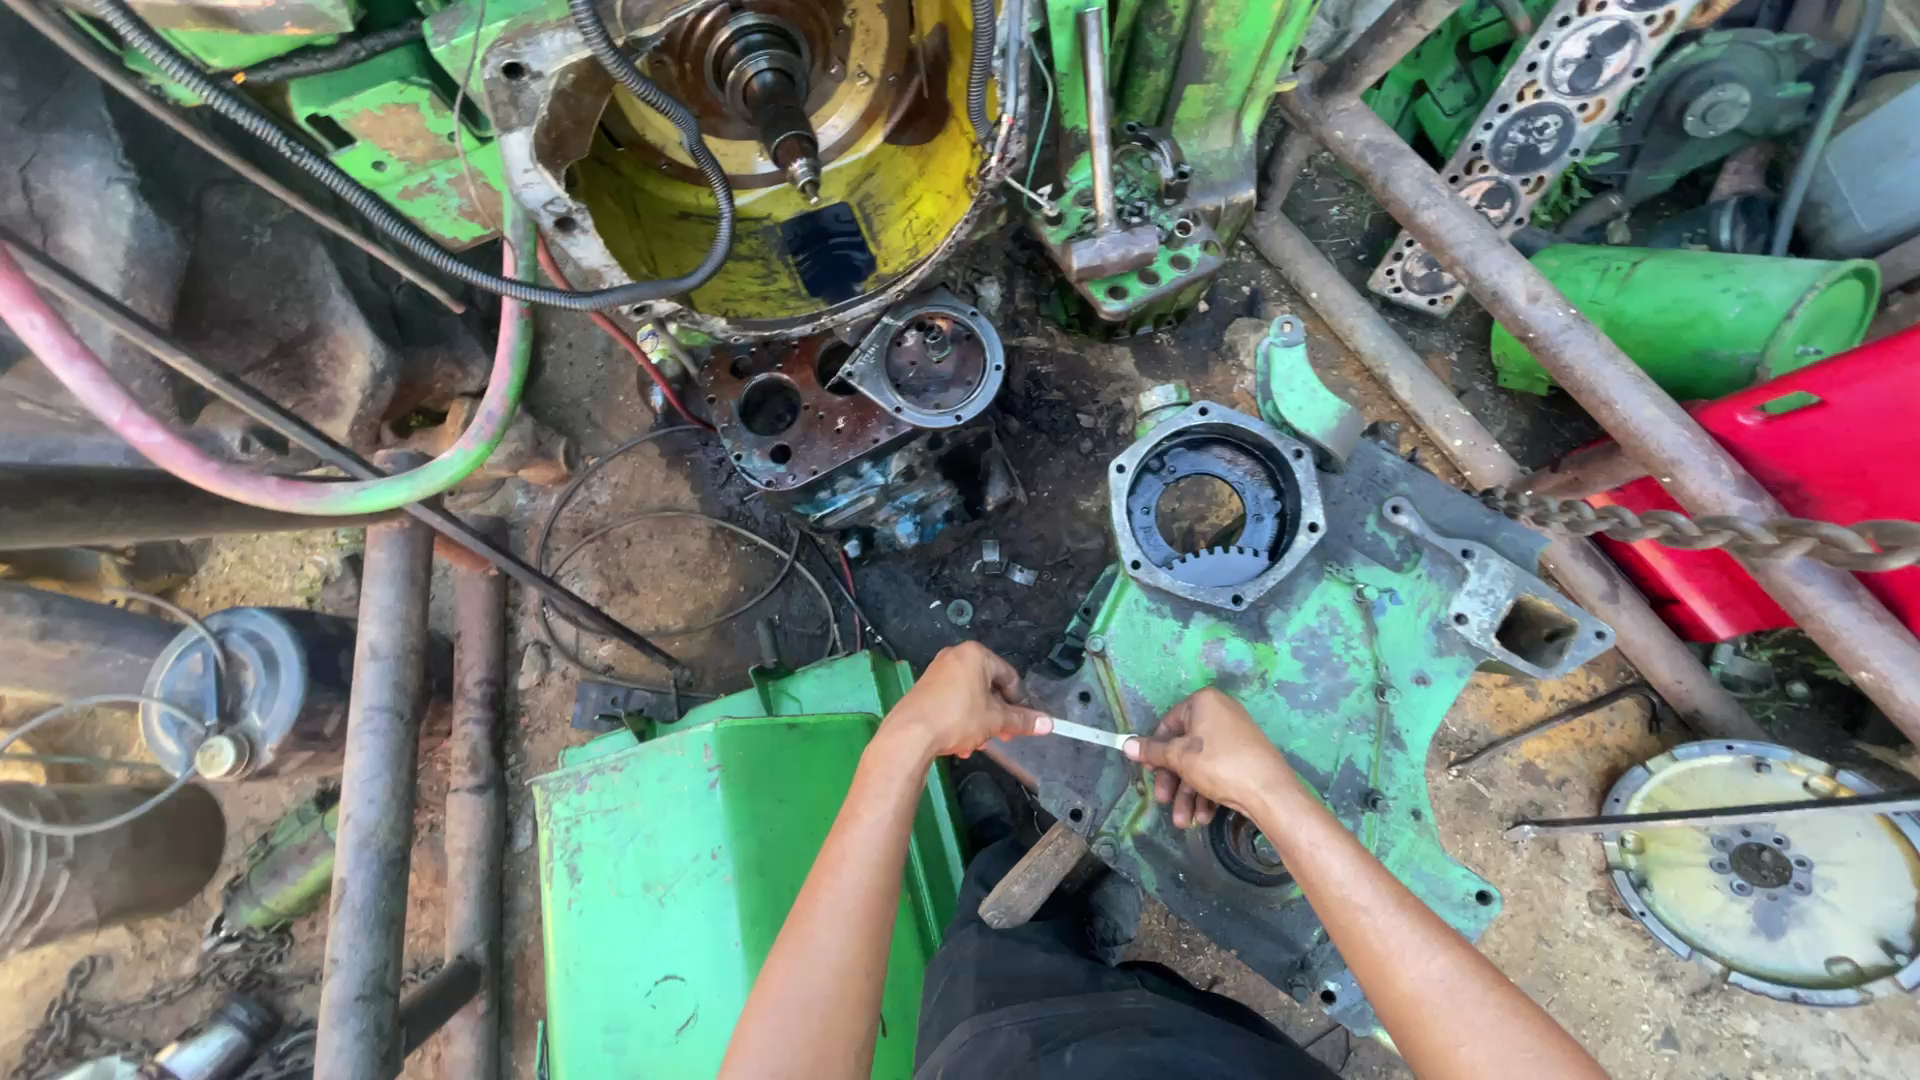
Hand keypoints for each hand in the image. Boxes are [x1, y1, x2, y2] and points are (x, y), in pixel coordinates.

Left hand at [879, 642, 1051, 761]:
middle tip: (1002, 736)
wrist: (910, 733)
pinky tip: (959, 745)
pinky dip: (960, 720)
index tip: (1022, 723)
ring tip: (977, 745)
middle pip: (988, 687)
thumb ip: (1022, 720)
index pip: (1009, 677)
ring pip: (970, 698)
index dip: (1020, 702)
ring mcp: (937, 671)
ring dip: (979, 722)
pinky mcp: (924, 688)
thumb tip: (1048, 723)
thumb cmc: (958, 718)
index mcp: (976, 655)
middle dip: (996, 716)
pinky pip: (952, 702)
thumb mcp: (996, 720)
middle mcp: (955, 656)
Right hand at [1123, 687, 1299, 827]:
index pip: (1168, 724)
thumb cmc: (1218, 764)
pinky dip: (1207, 792)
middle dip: (1173, 780)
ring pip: (1200, 764)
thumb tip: (1126, 744)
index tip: (1149, 772)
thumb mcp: (1179, 758)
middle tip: (1164, 801)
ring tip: (1185, 821)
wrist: (1271, 792)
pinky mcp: (1246, 757)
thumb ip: (1151, 751)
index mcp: (1203, 703)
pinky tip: (1204, 816)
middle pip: (1184, 748)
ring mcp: (1235, 735)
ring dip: (1188, 794)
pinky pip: (1218, 770)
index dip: (1156, 751)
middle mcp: (1220, 713)